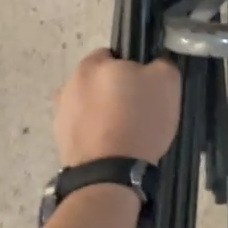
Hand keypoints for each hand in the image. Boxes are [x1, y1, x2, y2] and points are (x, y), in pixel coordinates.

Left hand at [52, 49, 180, 166]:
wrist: (110, 172)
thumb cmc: (139, 120)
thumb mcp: (167, 82)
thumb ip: (160, 64)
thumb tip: (153, 66)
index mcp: (93, 63)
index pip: (114, 55)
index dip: (133, 69)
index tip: (146, 87)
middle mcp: (69, 84)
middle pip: (100, 82)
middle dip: (116, 91)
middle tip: (139, 109)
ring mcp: (61, 113)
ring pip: (91, 106)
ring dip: (104, 113)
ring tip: (126, 132)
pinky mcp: (60, 140)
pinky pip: (84, 129)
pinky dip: (96, 134)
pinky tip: (113, 147)